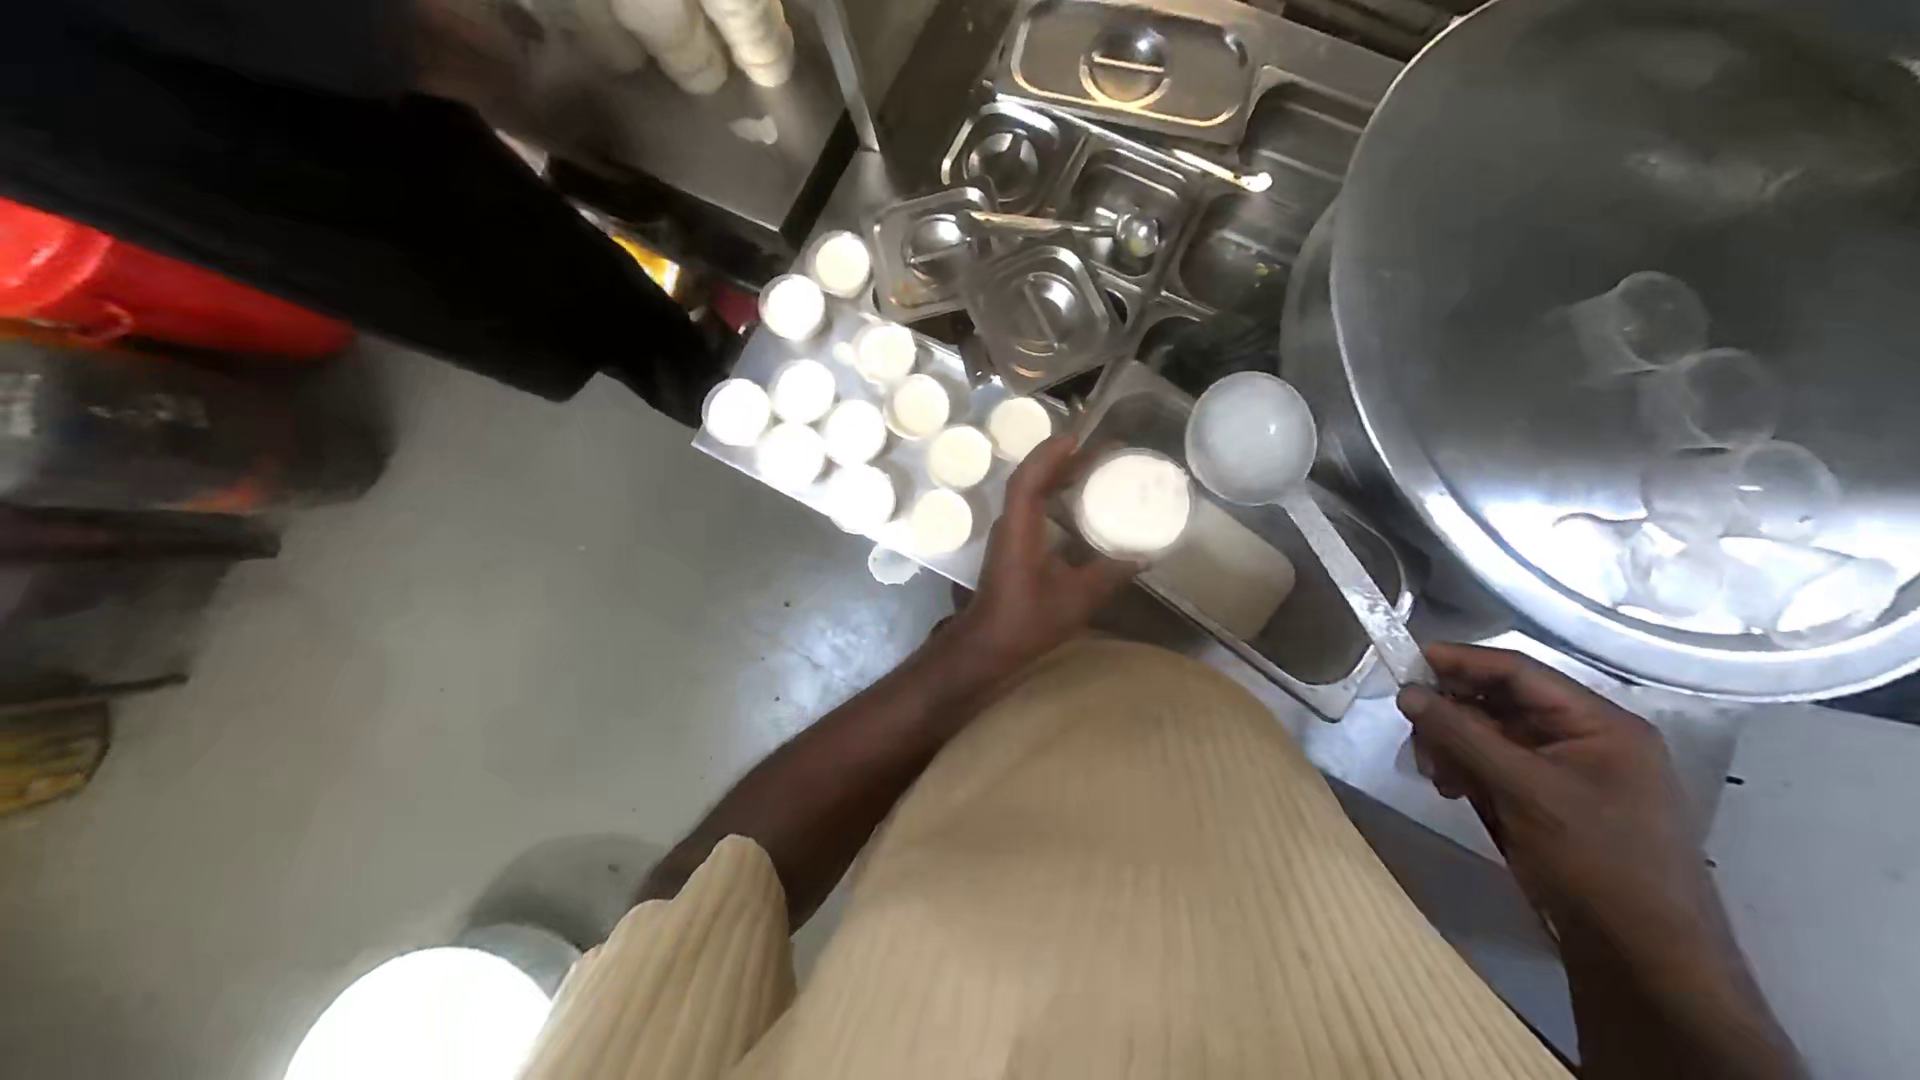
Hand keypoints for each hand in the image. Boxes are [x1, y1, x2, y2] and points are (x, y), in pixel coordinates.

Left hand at [944, 435, 1138, 677]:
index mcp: (1020, 529)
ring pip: (1033, 493)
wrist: (988, 644)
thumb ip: (1111, 573)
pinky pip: (1034, 509)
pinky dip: (1057, 498)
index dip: (1050, 454)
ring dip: (1061, 476)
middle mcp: (1011, 524)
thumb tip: (1146, 555)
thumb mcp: (1077, 598)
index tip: (1078, 437)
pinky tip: (1082, 504)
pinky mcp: (1013, 547)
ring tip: (1097, 468)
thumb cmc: (1027, 620)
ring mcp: (1009, 535)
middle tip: (1105, 451)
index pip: (1028, 479)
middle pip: (1033, 479)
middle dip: (1065, 460)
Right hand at [1396, 644, 1717, 944]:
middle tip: (1416, 735)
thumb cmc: (1598, 861)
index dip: (1461, 661)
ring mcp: (1564, 771)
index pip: (1519, 672)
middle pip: (1498, 702)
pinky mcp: (1545, 799)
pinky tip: (1452, 790)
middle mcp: (1583, 739)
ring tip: (1436, 774)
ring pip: (1488, 734)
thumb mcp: (1524, 790)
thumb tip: (1407, 692)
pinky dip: (1464, 770)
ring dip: (1453, 746)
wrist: (1643, 956)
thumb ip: (1462, 734)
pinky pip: (1491, 765)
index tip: (1406, 661)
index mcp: (1600, 725)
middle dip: (1451, 715)